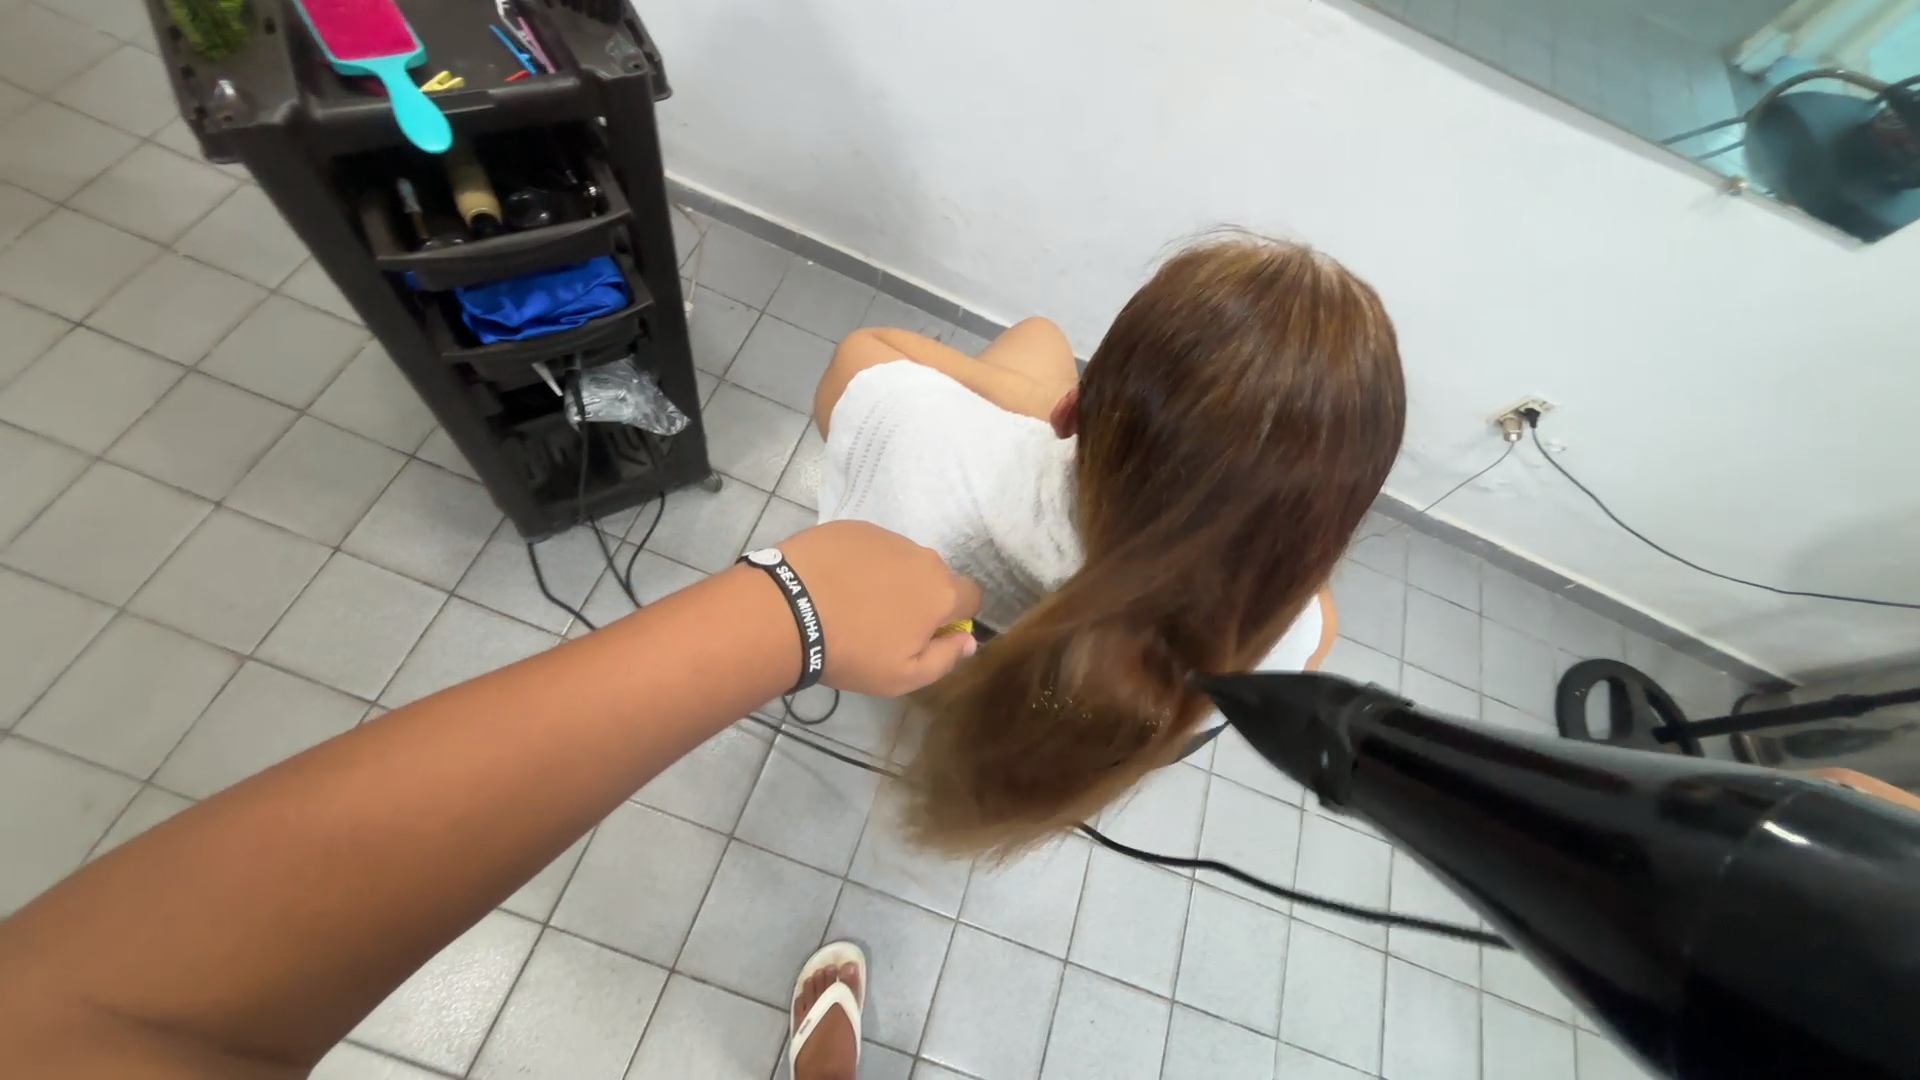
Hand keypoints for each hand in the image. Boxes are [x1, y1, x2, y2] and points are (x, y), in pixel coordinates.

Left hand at [778, 521, 981, 695]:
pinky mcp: (853, 526)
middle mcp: (922, 557)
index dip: (957, 615)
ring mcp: (886, 536)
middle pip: (935, 575)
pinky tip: (832, 581)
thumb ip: (945, 658)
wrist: (788, 609)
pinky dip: (859, 561)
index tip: (929, 632)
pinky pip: (869, 545)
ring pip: (902, 558)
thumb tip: (968, 640)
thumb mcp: (903, 677)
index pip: (972, 596)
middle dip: (920, 595)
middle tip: (884, 621)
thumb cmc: (852, 651)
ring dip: (889, 576)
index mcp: (941, 592)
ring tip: (852, 601)